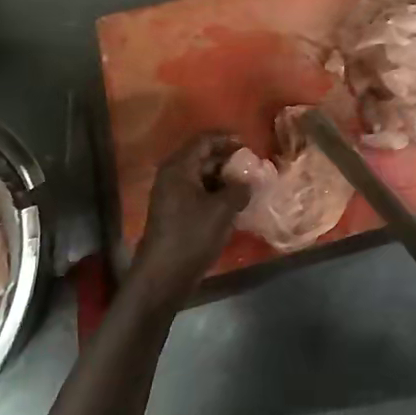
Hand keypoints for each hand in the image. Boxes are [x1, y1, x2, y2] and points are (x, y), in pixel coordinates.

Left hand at [130, 133, 251, 306]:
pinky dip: (215, 193)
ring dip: (222, 178)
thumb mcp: (222, 210)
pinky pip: (197, 193)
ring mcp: (171, 195)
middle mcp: (172, 175)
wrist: (164, 275)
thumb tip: (249, 180)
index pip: (204, 140)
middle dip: (227, 159)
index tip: (249, 144)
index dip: (227, 139)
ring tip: (246, 185)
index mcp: (179, 167)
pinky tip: (233, 203)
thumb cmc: (192, 235)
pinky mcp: (174, 212)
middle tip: (251, 166)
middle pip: (201, 157)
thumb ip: (238, 189)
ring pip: (200, 176)